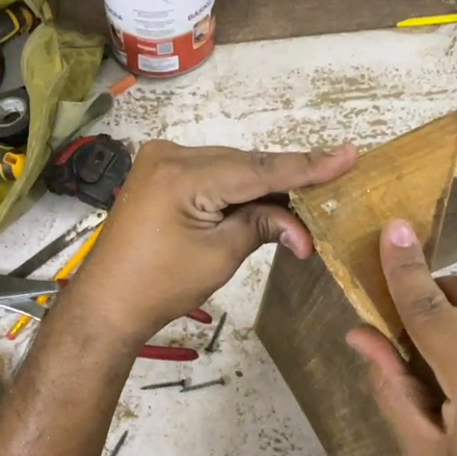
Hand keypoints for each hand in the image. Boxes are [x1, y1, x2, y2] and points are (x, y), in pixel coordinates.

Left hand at [60, 140, 356, 343]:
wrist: (107, 302)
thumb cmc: (160, 285)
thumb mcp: (219, 255)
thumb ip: (262, 225)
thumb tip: (303, 226)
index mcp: (181, 174)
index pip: (257, 168)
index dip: (306, 165)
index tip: (349, 154)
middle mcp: (169, 155)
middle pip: (243, 164)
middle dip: (285, 183)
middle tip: (330, 196)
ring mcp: (159, 161)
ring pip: (228, 167)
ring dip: (261, 186)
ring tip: (302, 204)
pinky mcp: (157, 173)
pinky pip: (209, 173)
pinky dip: (235, 187)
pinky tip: (264, 199)